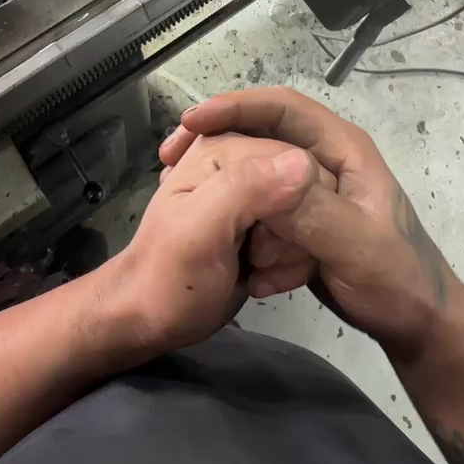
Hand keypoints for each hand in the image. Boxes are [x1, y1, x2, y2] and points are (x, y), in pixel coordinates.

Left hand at [88, 134, 318, 358]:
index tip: (259, 238)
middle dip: (291, 232)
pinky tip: (262, 279)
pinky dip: (290, 264)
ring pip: (310, 215)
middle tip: (256, 257)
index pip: (296, 160)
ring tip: (256, 269)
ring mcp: (256, 195)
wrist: (153, 316)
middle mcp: (244, 162)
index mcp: (224, 147)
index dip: (290, 204)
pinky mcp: (265, 226)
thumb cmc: (170, 275)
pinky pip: (303, 236)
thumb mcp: (200, 230)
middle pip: (308, 187)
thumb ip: (246, 188)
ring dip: (291, 252)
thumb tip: (304, 164)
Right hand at [163, 87, 457, 359]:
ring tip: (178, 187)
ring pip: (254, 170)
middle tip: (173, 156)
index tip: (194, 119)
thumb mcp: (358, 246)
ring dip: (220, 179)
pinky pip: (257, 204)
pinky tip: (206, 222)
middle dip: (218, 141)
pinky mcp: (298, 217)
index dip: (237, 106)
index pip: (283, 108)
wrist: (416, 323)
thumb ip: (315, 213)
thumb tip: (266, 175)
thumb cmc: (398, 278)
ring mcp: (308, 189)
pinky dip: (234, 211)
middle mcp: (321, 158)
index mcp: (341, 148)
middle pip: (260, 133)